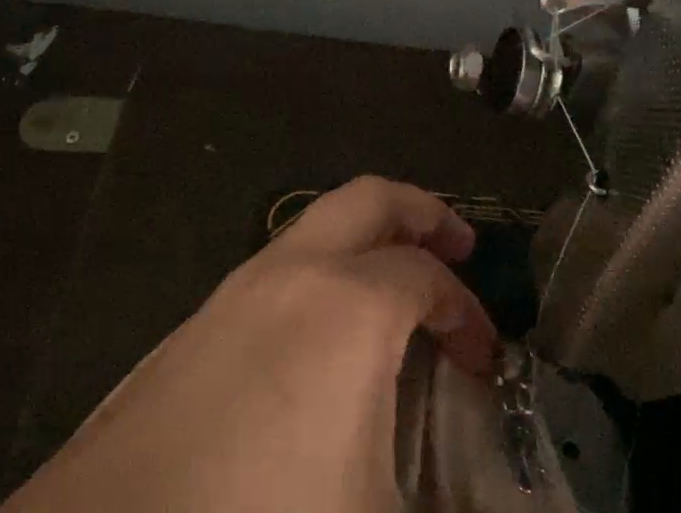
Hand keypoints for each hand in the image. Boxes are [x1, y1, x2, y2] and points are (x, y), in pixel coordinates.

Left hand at [0, 177, 496, 512]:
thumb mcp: (375, 509)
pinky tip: (320, 338)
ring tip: (393, 288)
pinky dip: (318, 275)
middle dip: (421, 211)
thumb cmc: (266, 511)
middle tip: (458, 246)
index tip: (484, 359)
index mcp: (348, 306)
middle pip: (367, 200)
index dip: (468, 312)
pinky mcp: (194, 326)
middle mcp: (290, 275)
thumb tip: (487, 509)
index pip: (430, 278)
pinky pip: (275, 271)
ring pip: (313, 229)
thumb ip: (447, 499)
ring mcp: (233, 292)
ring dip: (364, 242)